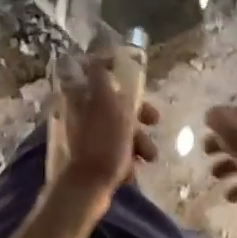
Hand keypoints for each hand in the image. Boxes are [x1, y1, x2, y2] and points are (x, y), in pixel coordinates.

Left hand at [55, 52, 159, 191]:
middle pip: (115, 102)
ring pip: (120, 128)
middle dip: (138, 113)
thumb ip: (102, 75)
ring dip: (138, 139)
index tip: (136, 79)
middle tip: (155, 120)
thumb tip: (101, 49)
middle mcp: (82, 113)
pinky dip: (127, 157)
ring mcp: (87, 136)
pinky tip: (132, 169)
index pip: (96, 71)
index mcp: (82, 97)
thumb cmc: (102, 143)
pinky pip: (117, 150)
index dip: (116, 70)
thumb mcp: (105, 103)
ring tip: (148, 156)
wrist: (89, 188)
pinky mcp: (93, 158)